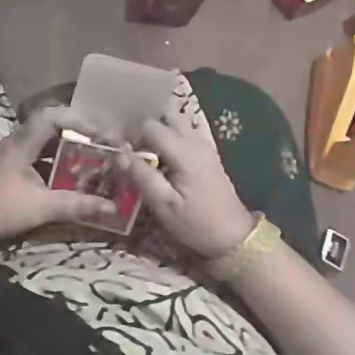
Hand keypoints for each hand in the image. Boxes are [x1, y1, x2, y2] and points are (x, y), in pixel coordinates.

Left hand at [0, 106, 122, 242]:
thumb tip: (112, 207)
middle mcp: (18, 142)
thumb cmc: (0, 209)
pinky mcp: (13, 170)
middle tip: (103, 148)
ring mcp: (14, 156)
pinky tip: (74, 179)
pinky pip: (41, 158)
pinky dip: (60, 164)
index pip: (52, 115)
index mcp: (22, 142)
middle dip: (80, 135)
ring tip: (95, 162)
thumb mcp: (42, 207)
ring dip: (71, 151)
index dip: (78, 120)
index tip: (100, 135)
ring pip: (48, 144)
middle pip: (53, 127)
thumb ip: (78, 204)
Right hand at [120, 114, 255, 258]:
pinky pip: (185, 134)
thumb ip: (142, 176)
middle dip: (146, 129)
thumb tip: (120, 153)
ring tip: (145, 154)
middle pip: (165, 117)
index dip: (133, 135)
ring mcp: (204, 146)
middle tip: (133, 152)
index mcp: (183, 152)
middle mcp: (195, 141)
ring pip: (176, 123)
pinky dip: (171, 137)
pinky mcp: (207, 154)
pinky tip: (162, 157)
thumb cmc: (197, 224)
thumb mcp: (164, 206)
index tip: (123, 153)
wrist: (234, 237)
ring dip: (159, 132)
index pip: (149, 126)